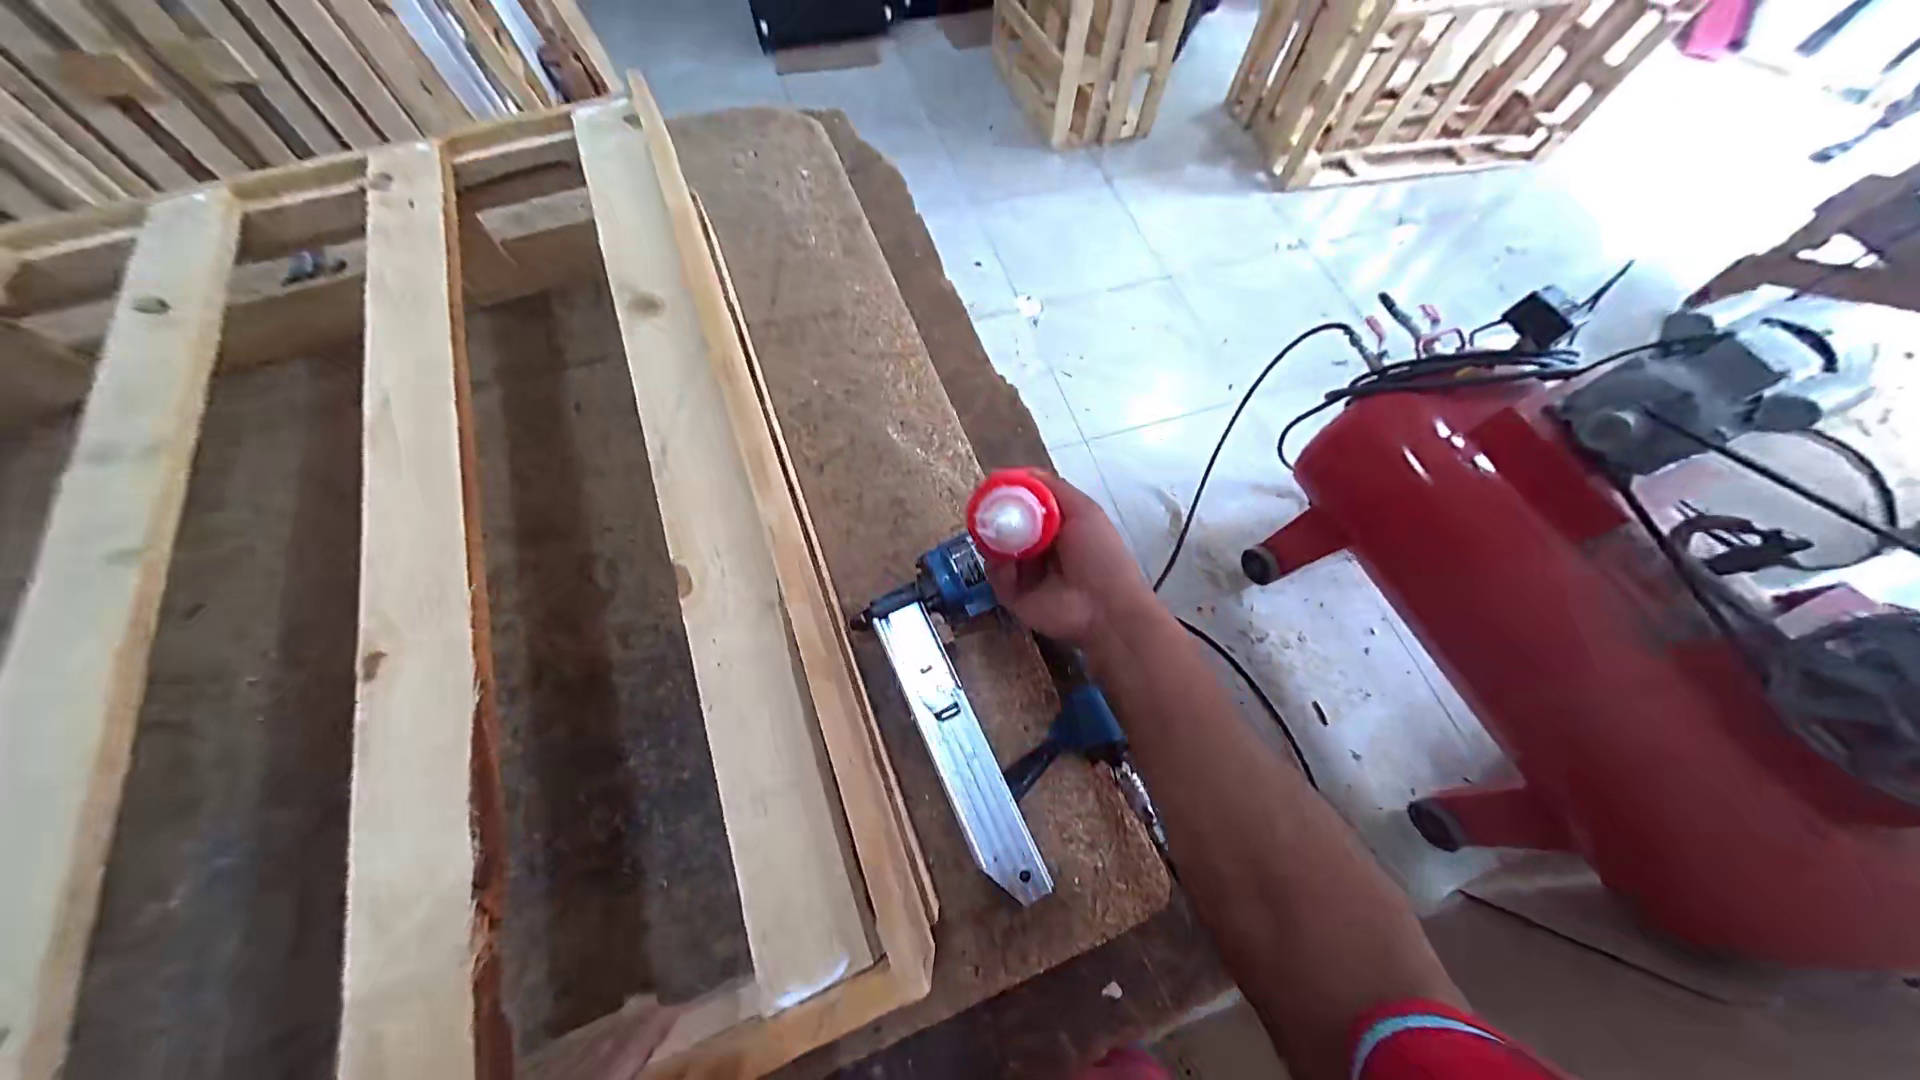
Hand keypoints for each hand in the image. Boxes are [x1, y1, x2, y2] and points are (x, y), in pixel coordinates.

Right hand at [984, 471, 1156, 650]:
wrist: (1104, 609)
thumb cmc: (1101, 556)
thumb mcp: (1084, 511)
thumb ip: (1054, 489)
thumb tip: (1022, 473)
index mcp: (1056, 526)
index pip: (1025, 504)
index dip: (1009, 492)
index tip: (992, 484)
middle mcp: (1037, 547)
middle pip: (1005, 524)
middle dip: (993, 514)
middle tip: (982, 508)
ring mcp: (1023, 571)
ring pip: (995, 547)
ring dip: (992, 538)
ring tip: (992, 532)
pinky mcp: (1012, 594)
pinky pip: (995, 574)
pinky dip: (996, 564)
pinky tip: (1006, 561)